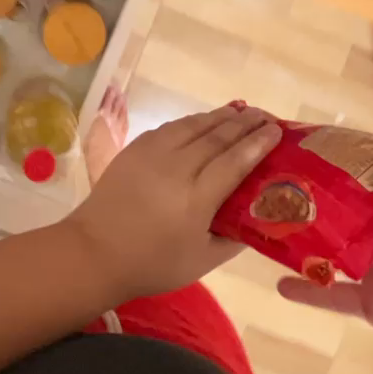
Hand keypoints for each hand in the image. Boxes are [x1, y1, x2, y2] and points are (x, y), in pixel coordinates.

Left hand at [64, 102, 281, 300]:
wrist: (95, 251)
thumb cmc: (151, 264)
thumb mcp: (201, 261)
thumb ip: (232, 238)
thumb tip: (258, 218)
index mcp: (196, 198)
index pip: (235, 161)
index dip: (258, 143)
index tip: (277, 131)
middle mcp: (177, 168)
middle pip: (218, 136)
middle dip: (245, 123)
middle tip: (267, 115)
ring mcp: (153, 153)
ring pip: (194, 125)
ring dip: (221, 116)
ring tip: (242, 110)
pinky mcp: (135, 147)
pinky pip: (172, 127)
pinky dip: (193, 121)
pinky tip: (204, 120)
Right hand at [277, 159, 372, 373]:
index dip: (353, 162)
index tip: (317, 142)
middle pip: (352, 211)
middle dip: (320, 195)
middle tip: (278, 176)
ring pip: (336, 247)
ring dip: (309, 236)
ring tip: (270, 219)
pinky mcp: (370, 305)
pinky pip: (333, 294)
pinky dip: (309, 290)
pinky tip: (279, 284)